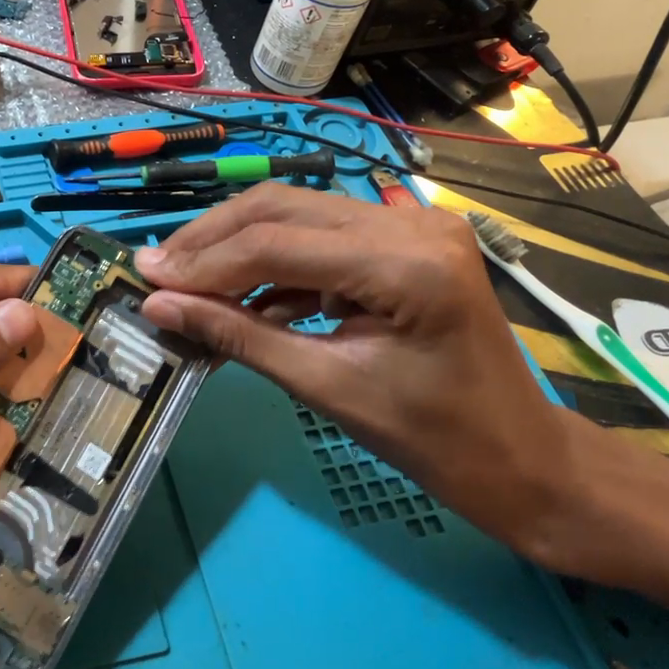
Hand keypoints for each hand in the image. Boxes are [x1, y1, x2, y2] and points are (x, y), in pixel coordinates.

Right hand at [134, 184, 577, 555]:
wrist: (524, 461)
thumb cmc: (435, 440)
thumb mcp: (325, 387)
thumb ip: (237, 335)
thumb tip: (158, 306)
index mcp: (405, 263)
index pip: (276, 244)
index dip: (203, 262)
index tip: (143, 277)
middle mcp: (410, 223)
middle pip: (282, 208)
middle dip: (212, 240)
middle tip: (157, 271)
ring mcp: (413, 224)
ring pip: (297, 213)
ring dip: (238, 246)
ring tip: (187, 283)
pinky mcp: (406, 238)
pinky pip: (322, 236)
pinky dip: (275, 264)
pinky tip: (240, 296)